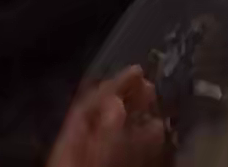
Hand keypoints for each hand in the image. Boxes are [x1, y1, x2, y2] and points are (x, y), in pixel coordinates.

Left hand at [47, 66, 166, 166]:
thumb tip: (115, 103)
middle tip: (153, 86)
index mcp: (68, 148)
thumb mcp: (88, 164)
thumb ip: (101, 138)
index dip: (112, 85)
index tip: (138, 70)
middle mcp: (81, 154)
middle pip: (105, 120)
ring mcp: (96, 164)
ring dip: (140, 120)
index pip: (86, 107)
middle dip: (130, 99)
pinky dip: (144, 145)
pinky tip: (159, 134)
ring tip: (159, 107)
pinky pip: (129, 157)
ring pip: (119, 139)